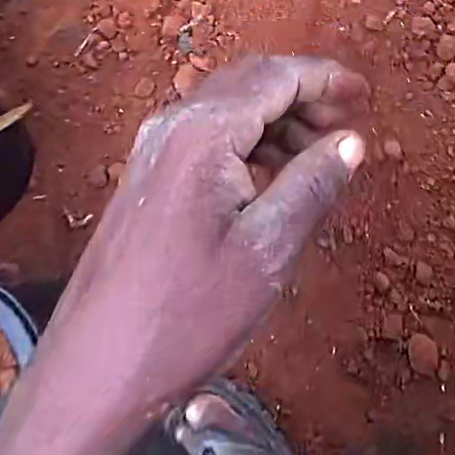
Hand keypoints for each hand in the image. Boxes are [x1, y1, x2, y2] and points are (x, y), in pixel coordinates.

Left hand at [0, 56, 366, 454]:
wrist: (91, 378)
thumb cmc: (185, 315)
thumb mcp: (266, 250)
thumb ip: (313, 183)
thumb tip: (352, 141)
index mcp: (203, 132)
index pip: (276, 77)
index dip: (326, 78)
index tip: (364, 92)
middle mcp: (174, 125)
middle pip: (252, 80)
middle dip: (304, 92)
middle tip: (346, 121)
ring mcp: (156, 146)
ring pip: (232, 104)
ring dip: (280, 116)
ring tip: (319, 151)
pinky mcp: (151, 172)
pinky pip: (212, 132)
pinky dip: (253, 138)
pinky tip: (276, 173)